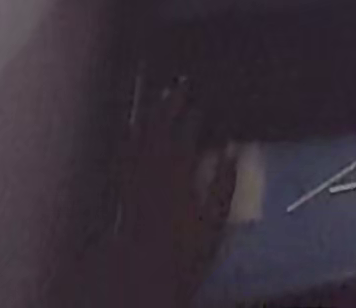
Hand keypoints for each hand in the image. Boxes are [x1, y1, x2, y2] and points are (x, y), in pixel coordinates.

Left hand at [100, 87, 236, 305]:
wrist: (142, 275)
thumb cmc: (183, 252)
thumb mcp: (213, 224)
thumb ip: (223, 185)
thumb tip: (232, 150)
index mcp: (178, 170)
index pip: (188, 130)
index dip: (197, 112)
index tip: (206, 98)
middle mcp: (154, 163)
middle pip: (162, 122)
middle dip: (173, 100)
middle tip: (183, 81)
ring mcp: (135, 171)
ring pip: (143, 130)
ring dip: (154, 109)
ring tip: (163, 93)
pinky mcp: (124, 182)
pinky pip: (127, 147)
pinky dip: (133, 130)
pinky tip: (136, 123)